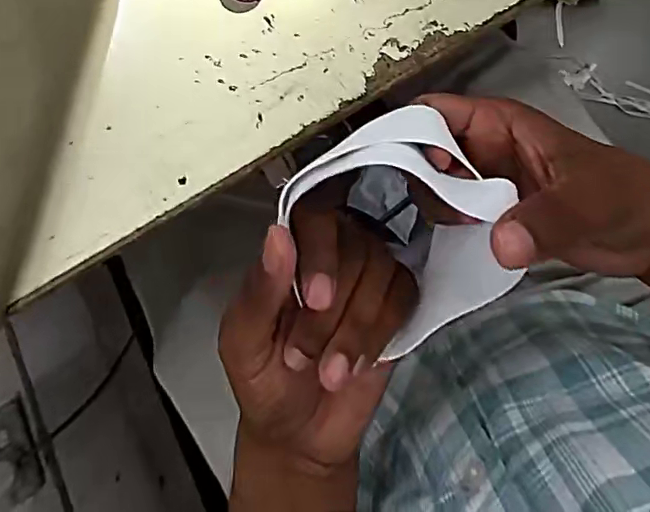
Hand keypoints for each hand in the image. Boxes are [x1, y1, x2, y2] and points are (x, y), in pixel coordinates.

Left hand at [219, 211, 416, 479]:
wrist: (300, 434)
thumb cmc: (264, 379)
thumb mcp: (243, 343)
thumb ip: (259, 291)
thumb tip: (277, 233)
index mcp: (292, 247)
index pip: (316, 215)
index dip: (321, 254)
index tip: (316, 301)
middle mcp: (335, 247)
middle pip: (354, 246)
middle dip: (331, 313)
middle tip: (304, 358)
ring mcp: (369, 270)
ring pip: (382, 268)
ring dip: (356, 329)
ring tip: (330, 373)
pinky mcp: (396, 299)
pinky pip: (405, 293)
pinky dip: (381, 333)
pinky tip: (358, 364)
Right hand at [415, 94, 649, 277]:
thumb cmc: (621, 194)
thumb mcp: (585, 201)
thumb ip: (543, 220)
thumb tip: (500, 244)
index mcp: (500, 122)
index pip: (437, 112)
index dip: (412, 131)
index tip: (405, 167)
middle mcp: (485, 147)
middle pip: (426, 148)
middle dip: (418, 173)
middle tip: (434, 206)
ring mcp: (488, 181)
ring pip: (435, 183)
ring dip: (433, 204)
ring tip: (461, 225)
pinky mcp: (494, 214)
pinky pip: (455, 214)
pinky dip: (446, 227)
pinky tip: (452, 245)